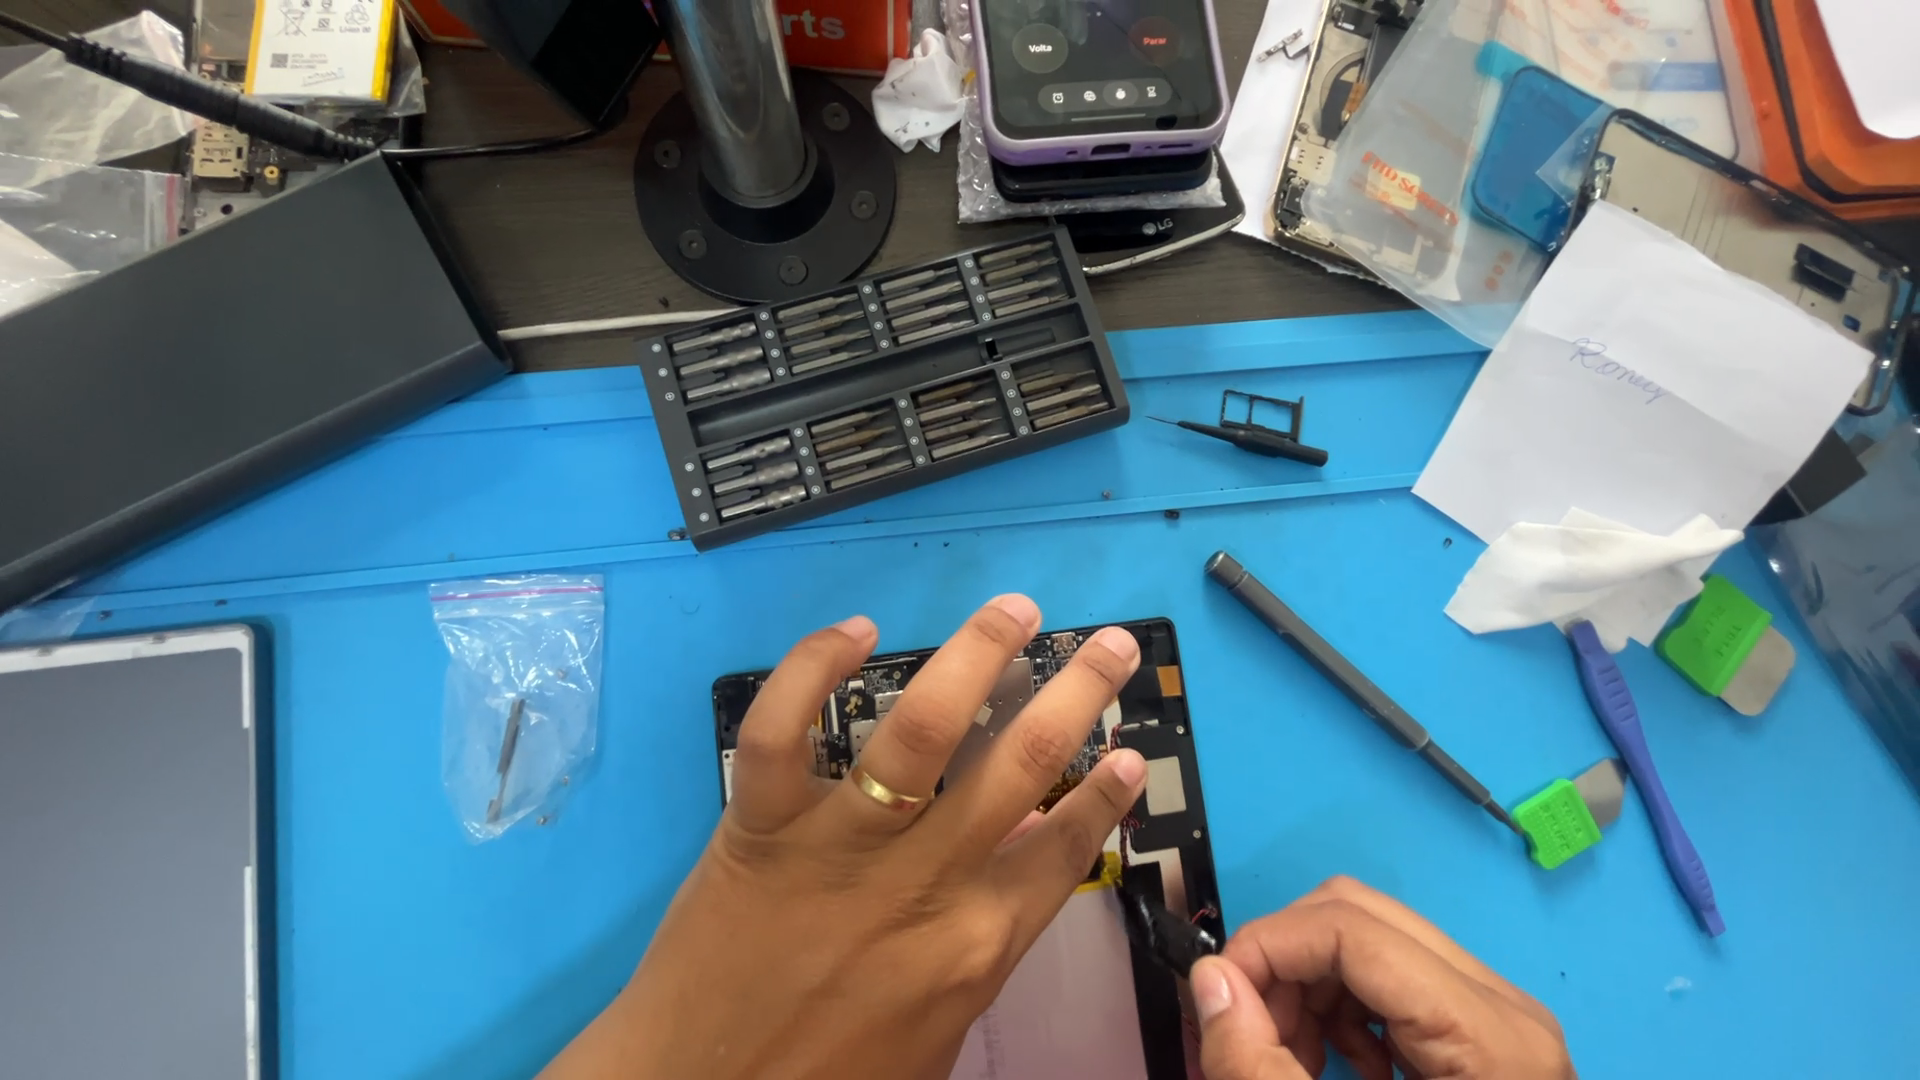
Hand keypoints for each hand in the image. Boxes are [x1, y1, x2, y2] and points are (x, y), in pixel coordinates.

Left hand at [541, 596, 1148, 1079]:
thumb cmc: (831, 1069)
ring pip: (922, 731)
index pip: (1065, 849)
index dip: (1105, 795)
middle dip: (1077, 693)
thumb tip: (1020, 848)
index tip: (1131, 750)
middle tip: (1110, 643)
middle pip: (1021, 768)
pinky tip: (857, 630)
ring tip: (1014, 609)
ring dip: (977, 656)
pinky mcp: (760, 825)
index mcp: (976, 940)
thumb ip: (984, 934)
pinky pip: (782, 733)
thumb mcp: (938, 1018)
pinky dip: (813, 669)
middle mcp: (923, 881)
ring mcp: (839, 845)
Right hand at [1191, 877, 1573, 1079]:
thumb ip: (1261, 1072)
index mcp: (1489, 1037)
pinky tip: (1332, 1065)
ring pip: (1363, 935)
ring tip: (1288, 1057)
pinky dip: (1336, 1005)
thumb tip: (1210, 976)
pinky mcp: (1478, 1027)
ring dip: (1304, 983)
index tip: (1220, 996)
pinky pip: (1385, 971)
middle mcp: (1500, 1004)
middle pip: (1354, 913)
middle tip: (1254, 1029)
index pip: (1350, 929)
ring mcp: (1493, 1012)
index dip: (1270, 945)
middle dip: (1283, 959)